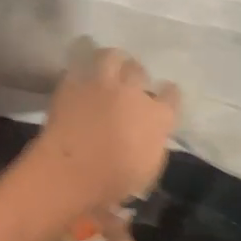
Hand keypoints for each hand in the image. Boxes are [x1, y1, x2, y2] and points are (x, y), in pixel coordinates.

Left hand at [36, 44, 179, 211]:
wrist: (69, 172)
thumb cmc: (111, 184)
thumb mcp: (146, 171)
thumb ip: (151, 145)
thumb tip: (147, 137)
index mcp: (159, 116)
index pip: (172, 94)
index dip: (166, 96)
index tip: (160, 101)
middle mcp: (134, 93)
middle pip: (139, 71)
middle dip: (135, 76)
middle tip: (128, 86)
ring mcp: (102, 85)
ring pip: (112, 57)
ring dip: (112, 62)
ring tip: (107, 69)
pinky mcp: (73, 84)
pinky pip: (79, 68)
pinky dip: (81, 72)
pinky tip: (79, 79)